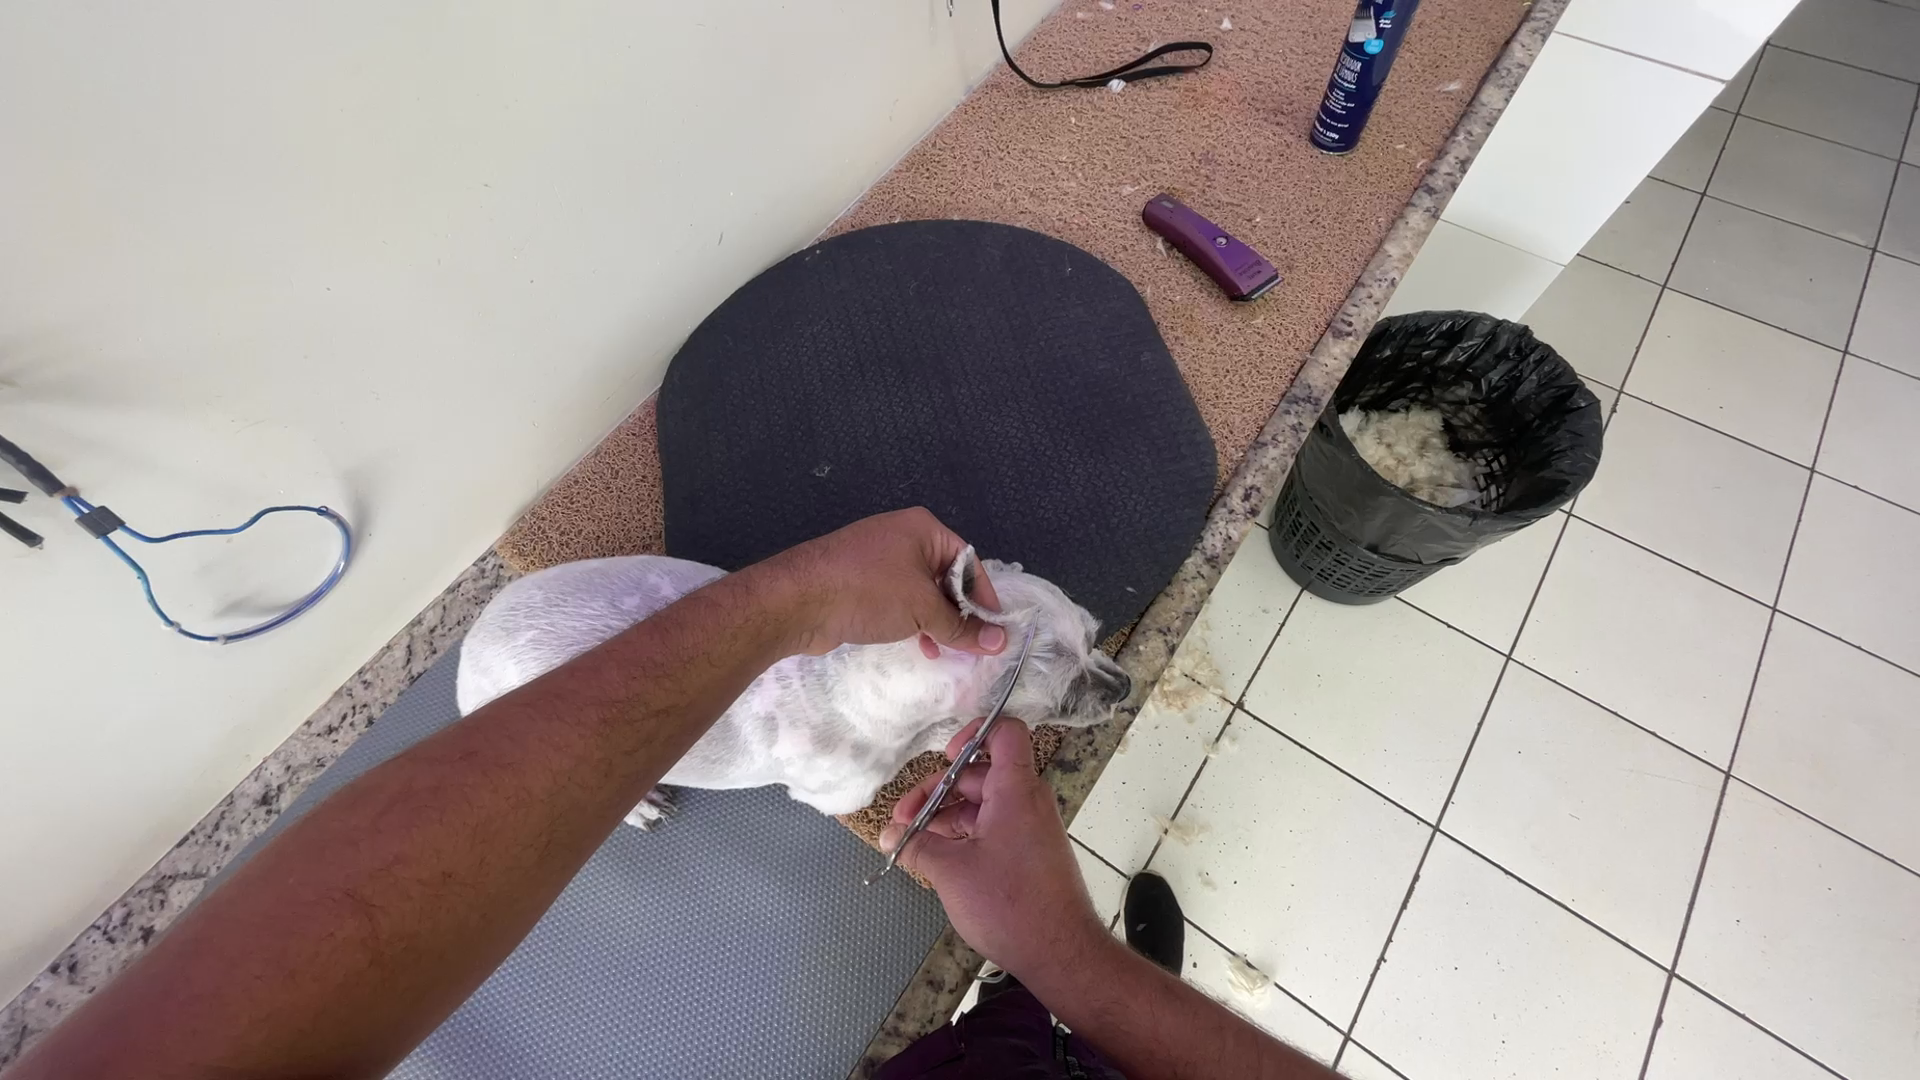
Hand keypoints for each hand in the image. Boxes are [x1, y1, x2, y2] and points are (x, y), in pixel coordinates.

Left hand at [766, 507, 1006, 657]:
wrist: (797, 600)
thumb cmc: (868, 591)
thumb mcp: (923, 609)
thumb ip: (962, 627)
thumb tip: (1000, 642)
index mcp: (924, 529)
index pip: (970, 562)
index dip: (984, 597)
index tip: (995, 631)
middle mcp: (904, 538)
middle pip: (947, 578)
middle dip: (961, 612)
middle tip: (974, 646)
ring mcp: (880, 560)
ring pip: (923, 593)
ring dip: (937, 622)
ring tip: (947, 651)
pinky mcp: (862, 584)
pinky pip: (900, 601)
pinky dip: (914, 622)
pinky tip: (919, 646)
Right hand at [879, 718, 1110, 980]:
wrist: (1061, 954)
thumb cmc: (1009, 903)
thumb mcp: (952, 871)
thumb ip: (917, 846)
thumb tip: (889, 836)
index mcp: (1015, 787)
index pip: (1004, 732)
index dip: (973, 733)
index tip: (944, 758)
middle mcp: (1026, 798)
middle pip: (978, 773)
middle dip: (937, 791)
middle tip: (902, 820)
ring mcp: (1029, 825)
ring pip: (981, 802)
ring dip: (945, 816)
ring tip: (912, 842)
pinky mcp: (1028, 850)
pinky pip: (992, 825)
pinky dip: (964, 833)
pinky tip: (937, 856)